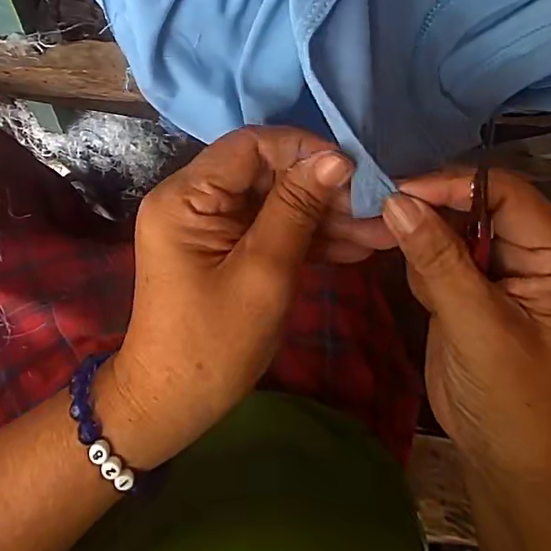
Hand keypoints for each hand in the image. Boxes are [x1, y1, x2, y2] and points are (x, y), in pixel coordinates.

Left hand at [96, 126, 354, 466]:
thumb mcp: (264, 274)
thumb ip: (297, 209)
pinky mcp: (221, 245)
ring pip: (272, 200)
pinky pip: (266, 227)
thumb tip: (335, 158)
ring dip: (323, 215)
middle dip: (320, 187)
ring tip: (379, 230)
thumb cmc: (214, 345)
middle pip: (264, 171)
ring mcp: (206, 223)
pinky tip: (354, 246)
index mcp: (185, 196)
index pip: (249, 146)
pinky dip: (306, 236)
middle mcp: (190, 198)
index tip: (353, 169)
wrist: (172, 404)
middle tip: (375, 205)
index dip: (302, 149)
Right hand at [381, 168, 550, 484]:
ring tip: (406, 267)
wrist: (515, 470)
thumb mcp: (479, 329)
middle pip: (477, 205)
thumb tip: (395, 199)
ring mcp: (506, 273)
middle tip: (381, 212)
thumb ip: (438, 260)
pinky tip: (425, 298)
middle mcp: (540, 257)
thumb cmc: (517, 405)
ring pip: (453, 227)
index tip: (397, 190)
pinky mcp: (477, 289)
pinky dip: (421, 266)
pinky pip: (441, 255)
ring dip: (423, 242)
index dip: (452, 185)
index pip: (507, 194)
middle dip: (432, 213)